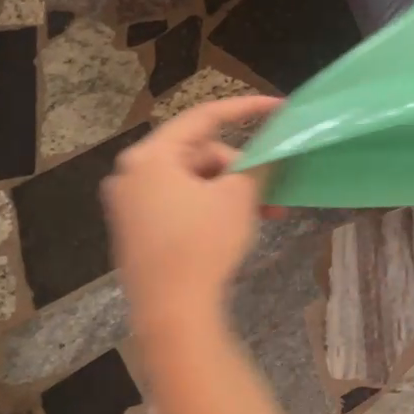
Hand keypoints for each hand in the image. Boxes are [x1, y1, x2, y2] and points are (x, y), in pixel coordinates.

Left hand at [102, 97, 281, 338]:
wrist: (171, 306)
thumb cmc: (202, 242)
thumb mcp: (239, 197)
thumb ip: (257, 165)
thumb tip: (268, 153)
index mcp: (151, 156)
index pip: (204, 117)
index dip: (247, 108)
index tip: (281, 107)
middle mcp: (133, 172)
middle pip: (202, 152)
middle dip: (242, 168)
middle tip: (273, 190)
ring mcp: (132, 201)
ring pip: (197, 179)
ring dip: (234, 191)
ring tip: (266, 213)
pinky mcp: (138, 226)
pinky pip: (185, 200)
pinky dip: (215, 205)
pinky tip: (239, 224)